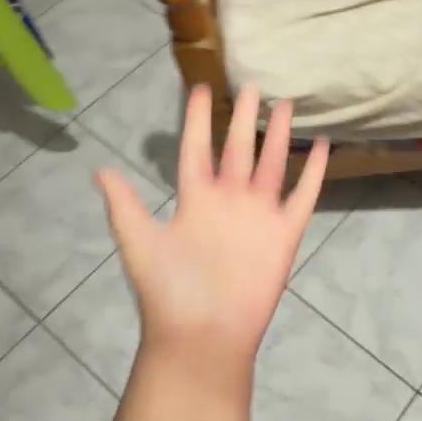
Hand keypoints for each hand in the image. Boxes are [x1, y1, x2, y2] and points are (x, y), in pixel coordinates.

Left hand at [96, 83, 329, 381]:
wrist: (202, 335)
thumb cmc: (168, 291)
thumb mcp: (139, 243)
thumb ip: (125, 206)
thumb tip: (100, 169)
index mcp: (194, 199)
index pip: (197, 148)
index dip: (198, 120)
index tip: (200, 88)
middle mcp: (228, 199)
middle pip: (238, 148)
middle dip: (244, 117)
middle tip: (251, 85)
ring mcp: (259, 214)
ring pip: (272, 163)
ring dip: (279, 135)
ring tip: (286, 104)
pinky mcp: (284, 232)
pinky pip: (303, 195)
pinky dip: (313, 172)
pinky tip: (321, 147)